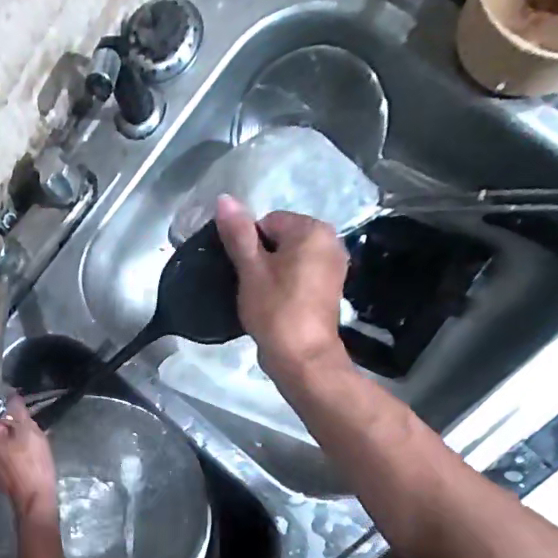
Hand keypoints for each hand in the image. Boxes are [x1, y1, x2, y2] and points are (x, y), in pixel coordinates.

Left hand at [0, 393, 57, 527]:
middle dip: (16, 426)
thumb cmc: (32, 463)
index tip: (30, 415)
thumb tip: (10, 395)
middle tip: (35, 431)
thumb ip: (17, 411)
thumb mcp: (29, 431)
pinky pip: (5, 454)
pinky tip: (29, 455)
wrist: (34, 499)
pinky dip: (15, 451)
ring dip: (17, 439)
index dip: (15, 411)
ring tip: (35, 443)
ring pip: (3, 441)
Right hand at [212, 195, 350, 380]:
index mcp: (312, 230)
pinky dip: (287, 285)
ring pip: (290, 258)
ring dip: (273, 273)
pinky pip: (301, 275)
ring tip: (264, 298)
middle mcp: (330, 241)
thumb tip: (224, 199)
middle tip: (253, 287)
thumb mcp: (250, 270)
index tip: (246, 273)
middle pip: (281, 238)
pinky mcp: (331, 288)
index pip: (267, 222)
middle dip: (263, 258)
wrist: (303, 358)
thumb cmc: (275, 310)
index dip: (250, 246)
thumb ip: (238, 233)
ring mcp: (334, 266)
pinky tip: (278, 305)